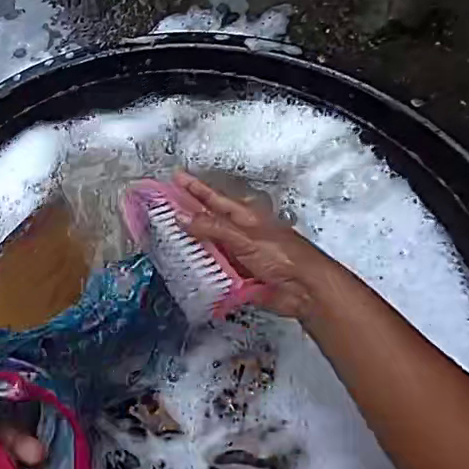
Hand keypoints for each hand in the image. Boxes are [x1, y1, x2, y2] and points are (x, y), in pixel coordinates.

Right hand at [174, 171, 339, 319]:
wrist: (304, 290)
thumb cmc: (286, 257)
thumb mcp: (245, 237)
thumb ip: (213, 227)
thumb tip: (183, 217)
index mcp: (245, 217)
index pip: (214, 199)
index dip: (195, 188)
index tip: (177, 178)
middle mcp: (240, 234)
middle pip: (207, 223)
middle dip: (186, 217)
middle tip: (163, 209)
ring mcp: (238, 256)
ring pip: (208, 247)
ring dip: (191, 246)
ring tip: (168, 240)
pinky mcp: (237, 277)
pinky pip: (213, 271)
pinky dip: (201, 270)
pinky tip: (188, 270)